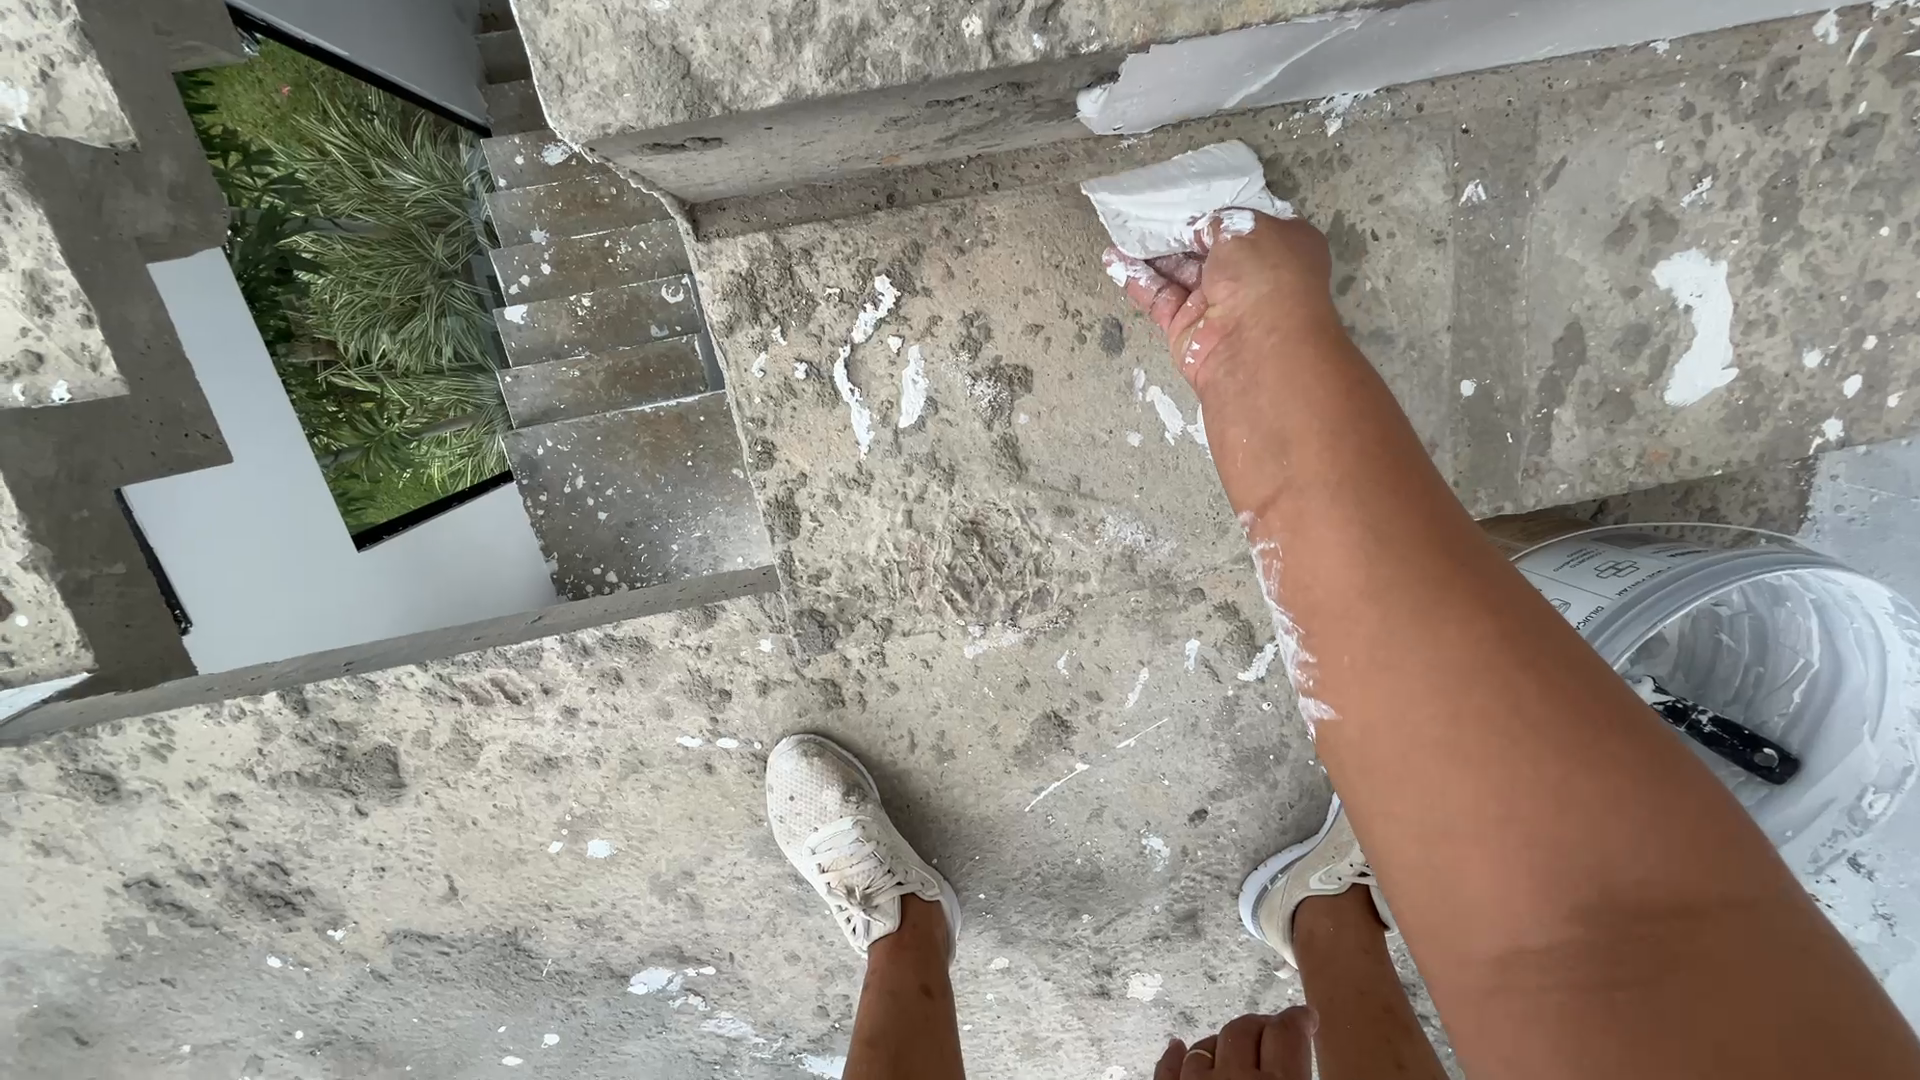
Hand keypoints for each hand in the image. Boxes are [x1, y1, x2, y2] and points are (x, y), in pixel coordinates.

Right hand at [1103, 209, 1336, 390]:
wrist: (1254, 347)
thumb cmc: (1265, 276)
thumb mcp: (1246, 228)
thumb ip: (1216, 222)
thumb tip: (1198, 226)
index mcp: (1277, 246)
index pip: (1241, 223)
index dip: (1213, 211)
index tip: (1185, 195)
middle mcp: (1247, 276)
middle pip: (1203, 248)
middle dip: (1176, 231)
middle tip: (1144, 210)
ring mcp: (1214, 304)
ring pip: (1176, 272)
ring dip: (1150, 252)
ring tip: (1122, 230)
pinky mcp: (1185, 326)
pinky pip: (1158, 297)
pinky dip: (1136, 279)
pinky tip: (1114, 260)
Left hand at [1155, 1008, 1316, 1079]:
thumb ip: (1300, 1076)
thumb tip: (1300, 1060)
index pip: (1287, 1034)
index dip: (1298, 1021)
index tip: (1305, 1016)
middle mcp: (1234, 1078)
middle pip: (1245, 1030)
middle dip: (1262, 1026)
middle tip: (1274, 1033)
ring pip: (1205, 1047)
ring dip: (1222, 1045)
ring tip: (1235, 1049)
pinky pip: (1167, 1070)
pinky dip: (1173, 1058)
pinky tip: (1177, 1047)